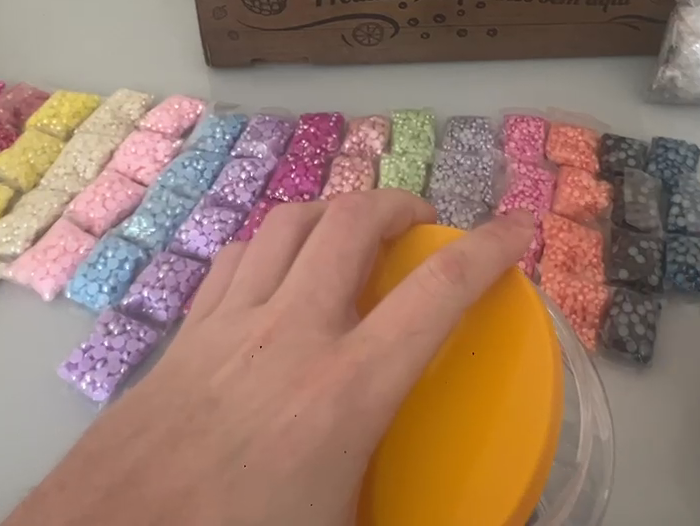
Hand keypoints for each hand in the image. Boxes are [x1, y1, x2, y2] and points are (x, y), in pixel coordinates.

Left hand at [5, 191, 536, 525]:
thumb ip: (392, 504)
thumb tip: (442, 510)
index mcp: (343, 394)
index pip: (438, 294)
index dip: (489, 249)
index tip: (518, 227)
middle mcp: (290, 336)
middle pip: (352, 222)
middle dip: (398, 205)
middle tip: (420, 225)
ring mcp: (228, 326)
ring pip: (289, 222)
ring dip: (334, 212)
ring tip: (354, 231)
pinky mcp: (182, 335)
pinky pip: (237, 257)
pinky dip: (273, 245)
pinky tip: (279, 271)